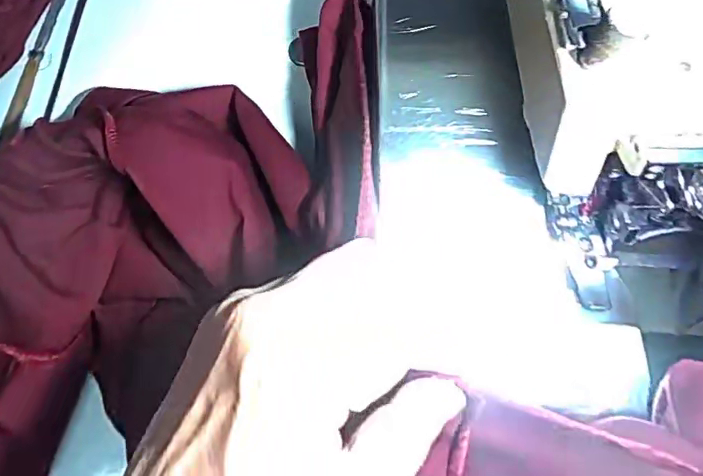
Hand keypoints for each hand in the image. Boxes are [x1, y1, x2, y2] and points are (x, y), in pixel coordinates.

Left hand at [127, 239, 466, 475]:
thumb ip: (402, 435)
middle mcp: (263, 313)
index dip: (446, 341)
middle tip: (446, 345)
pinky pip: (302, 282)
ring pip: (337, 268)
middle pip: (368, 275)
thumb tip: (444, 389)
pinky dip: (342, 299)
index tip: (475, 357)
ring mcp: (240, 306)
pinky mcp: (227, 312)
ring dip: (381, 295)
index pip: (395, 329)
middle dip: (415, 304)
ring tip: (411, 341)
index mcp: (291, 363)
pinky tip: (361, 336)